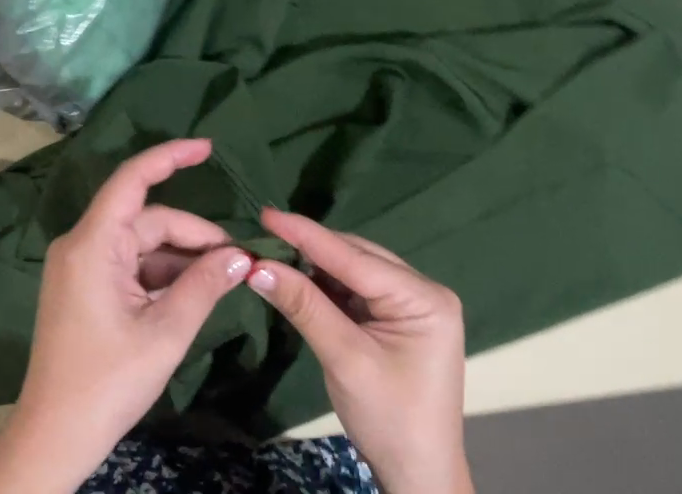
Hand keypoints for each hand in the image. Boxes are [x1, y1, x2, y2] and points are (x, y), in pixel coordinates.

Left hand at [0, 140, 249, 493]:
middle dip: (193, 234)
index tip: (208, 147)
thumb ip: (205, 285)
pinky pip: (130, 266)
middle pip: (147, 219)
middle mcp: (83, 245)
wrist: (55, 435)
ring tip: (225, 278)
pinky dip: (162, 274)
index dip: (170, 157)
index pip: (133, 180)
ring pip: (141, 244)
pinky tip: (196, 292)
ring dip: (181, 258)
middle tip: (239, 259)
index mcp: (93, 243)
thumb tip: (241, 255)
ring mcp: (81, 267)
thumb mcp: (165, 332)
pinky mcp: (85, 289)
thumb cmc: (108, 381)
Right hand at [249, 209, 473, 493]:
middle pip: (356, 258)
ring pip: (353, 270)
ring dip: (314, 264)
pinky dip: (324, 284)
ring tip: (272, 251)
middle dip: (309, 247)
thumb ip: (304, 307)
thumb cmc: (389, 419)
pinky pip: (354, 290)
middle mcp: (422, 292)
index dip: (307, 235)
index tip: (267, 213)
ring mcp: (410, 306)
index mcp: (424, 298)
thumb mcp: (344, 359)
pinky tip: (297, 277)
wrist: (418, 476)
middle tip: (262, 233)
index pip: (355, 258)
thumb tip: (257, 266)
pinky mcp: (395, 320)